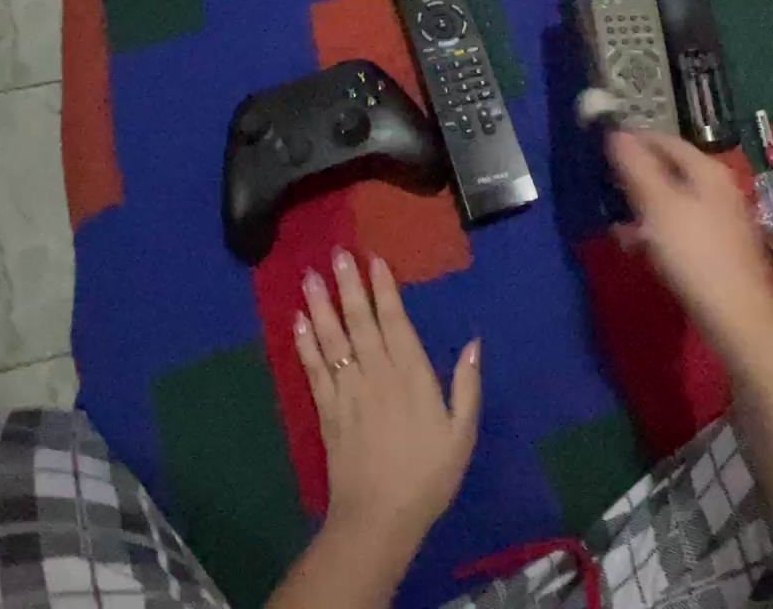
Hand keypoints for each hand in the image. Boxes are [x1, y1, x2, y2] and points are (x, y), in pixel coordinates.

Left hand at [294, 249, 480, 550]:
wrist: (379, 518)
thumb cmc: (428, 474)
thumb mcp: (462, 433)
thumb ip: (467, 386)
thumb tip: (474, 342)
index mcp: (412, 377)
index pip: (395, 323)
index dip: (385, 290)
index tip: (375, 260)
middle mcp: (377, 375)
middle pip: (359, 322)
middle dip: (348, 286)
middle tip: (336, 253)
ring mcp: (347, 392)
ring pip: (332, 340)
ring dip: (320, 306)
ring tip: (309, 276)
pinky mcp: (327, 411)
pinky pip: (314, 370)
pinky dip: (305, 344)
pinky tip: (298, 322)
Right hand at [607, 131, 772, 335]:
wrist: (736, 313)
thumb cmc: (693, 252)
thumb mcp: (657, 205)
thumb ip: (636, 166)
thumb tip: (616, 131)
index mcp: (707, 170)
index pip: (664, 140)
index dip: (633, 141)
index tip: (602, 148)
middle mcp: (718, 187)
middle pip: (670, 170)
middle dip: (636, 178)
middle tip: (606, 187)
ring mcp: (721, 217)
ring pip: (673, 200)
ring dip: (643, 207)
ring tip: (617, 224)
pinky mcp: (717, 245)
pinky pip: (679, 225)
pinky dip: (657, 230)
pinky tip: (639, 247)